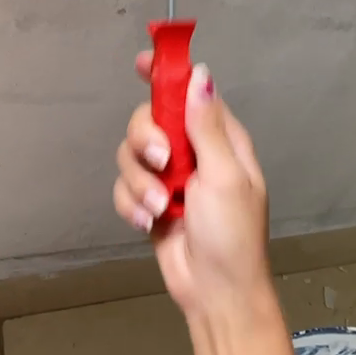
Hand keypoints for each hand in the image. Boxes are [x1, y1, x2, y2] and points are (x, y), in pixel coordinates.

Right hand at [113, 54, 272, 321]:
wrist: (214, 290)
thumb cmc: (232, 233)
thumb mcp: (225, 177)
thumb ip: (207, 126)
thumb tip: (199, 74)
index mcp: (219, 140)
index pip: (190, 93)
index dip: (166, 75)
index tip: (141, 64)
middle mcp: (191, 152)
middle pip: (148, 120)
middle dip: (145, 140)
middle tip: (161, 161)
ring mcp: (167, 178)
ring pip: (130, 155)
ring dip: (140, 183)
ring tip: (159, 209)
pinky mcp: (147, 201)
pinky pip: (123, 187)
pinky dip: (132, 205)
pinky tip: (149, 223)